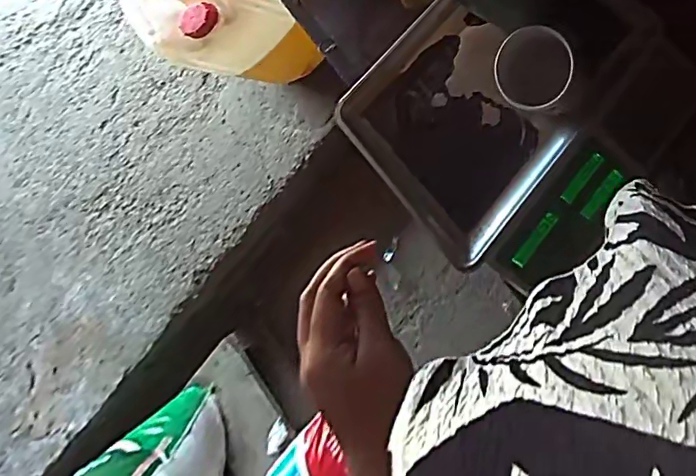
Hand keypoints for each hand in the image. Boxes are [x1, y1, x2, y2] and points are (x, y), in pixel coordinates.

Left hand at [298, 241, 412, 475]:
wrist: (382, 447)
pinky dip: (342, 301)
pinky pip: (327, 324)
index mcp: (319, 352)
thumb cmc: (386, 406)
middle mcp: (310, 357)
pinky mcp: (327, 369)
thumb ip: (367, 307)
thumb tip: (358, 275)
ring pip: (317, 310)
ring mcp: (316, 364)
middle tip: (363, 250)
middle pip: (312, 298)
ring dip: (337, 283)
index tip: (367, 248)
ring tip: (364, 265)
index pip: (323, 292)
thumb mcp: (381, 347)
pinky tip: (360, 293)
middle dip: (336, 268)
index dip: (345, 263)